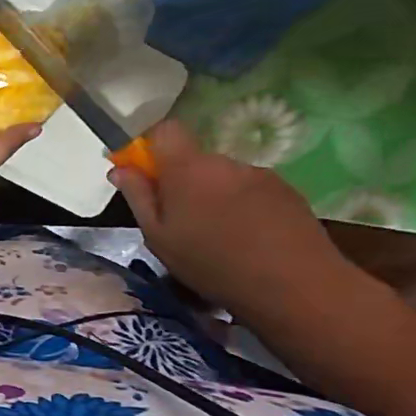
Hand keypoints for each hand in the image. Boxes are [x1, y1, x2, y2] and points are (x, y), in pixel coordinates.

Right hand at [108, 120, 353, 310]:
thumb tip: (120, 169)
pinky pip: (250, 190)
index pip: (165, 130)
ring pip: (223, 177)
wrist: (295, 284)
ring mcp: (260, 174)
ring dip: (214, 196)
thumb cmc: (211, 263)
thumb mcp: (159, 237)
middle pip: (194, 159)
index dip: (151, 147)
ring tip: (218, 236)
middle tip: (180, 221)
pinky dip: (242, 207)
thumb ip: (138, 197)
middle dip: (182, 181)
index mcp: (187, 168)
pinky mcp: (287, 191)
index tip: (145, 176)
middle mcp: (224, 161)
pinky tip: (247, 238)